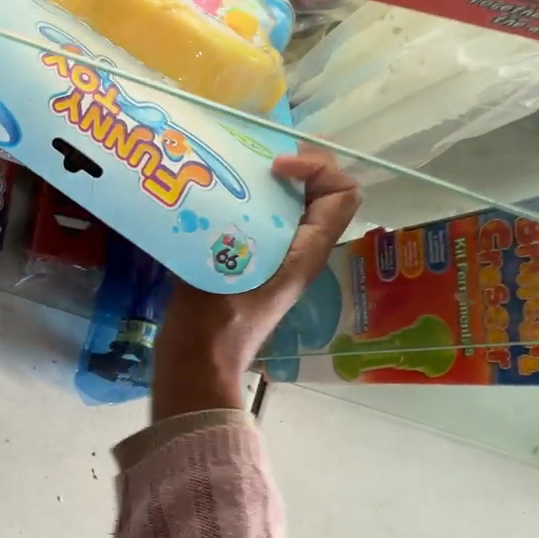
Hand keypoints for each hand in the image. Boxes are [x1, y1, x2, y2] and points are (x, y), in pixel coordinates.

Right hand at [150, 148, 361, 421]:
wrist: (196, 371)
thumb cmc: (212, 329)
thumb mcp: (219, 275)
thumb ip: (221, 236)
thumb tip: (206, 196)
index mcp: (304, 255)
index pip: (342, 194)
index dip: (317, 169)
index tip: (272, 168)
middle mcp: (296, 256)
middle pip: (312, 197)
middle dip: (283, 173)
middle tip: (242, 165)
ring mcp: (270, 265)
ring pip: (280, 213)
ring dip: (255, 193)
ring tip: (218, 183)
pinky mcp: (244, 273)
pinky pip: (251, 231)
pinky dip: (233, 214)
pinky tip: (200, 214)